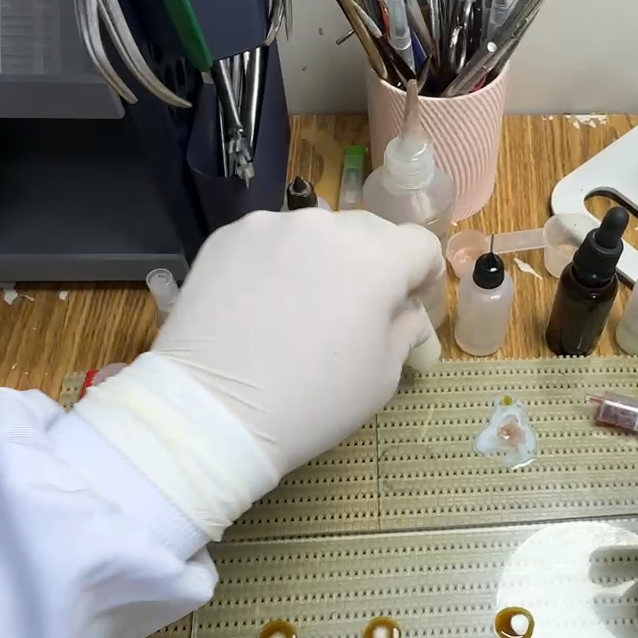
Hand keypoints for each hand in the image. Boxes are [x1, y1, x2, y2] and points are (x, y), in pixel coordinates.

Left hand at [153, 208, 442, 473]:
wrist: (214, 411)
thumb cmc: (312, 401)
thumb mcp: (381, 377)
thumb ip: (405, 330)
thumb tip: (406, 312)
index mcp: (375, 259)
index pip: (421, 244)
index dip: (424, 275)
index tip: (409, 304)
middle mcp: (325, 227)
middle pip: (371, 231)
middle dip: (377, 263)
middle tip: (358, 308)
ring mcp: (271, 226)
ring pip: (319, 233)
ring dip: (326, 259)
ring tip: (304, 305)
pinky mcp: (228, 236)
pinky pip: (273, 240)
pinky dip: (281, 261)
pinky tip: (264, 302)